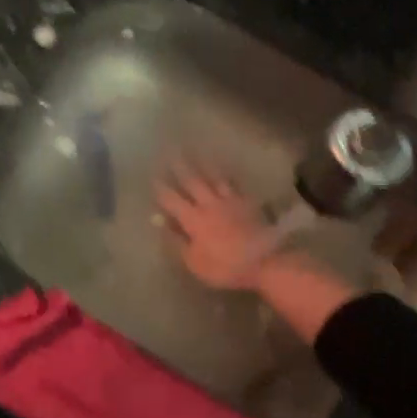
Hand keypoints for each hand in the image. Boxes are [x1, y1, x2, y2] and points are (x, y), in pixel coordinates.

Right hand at [156, 162, 365, 342]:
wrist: (265, 262)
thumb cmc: (224, 267)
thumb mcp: (193, 261)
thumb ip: (176, 241)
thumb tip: (160, 222)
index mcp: (193, 219)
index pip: (171, 199)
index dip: (160, 187)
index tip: (151, 174)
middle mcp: (209, 204)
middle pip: (191, 181)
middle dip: (179, 166)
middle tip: (170, 150)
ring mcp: (230, 201)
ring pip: (213, 178)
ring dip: (202, 164)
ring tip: (196, 151)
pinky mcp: (247, 203)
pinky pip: (235, 184)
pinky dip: (227, 174)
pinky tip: (225, 168)